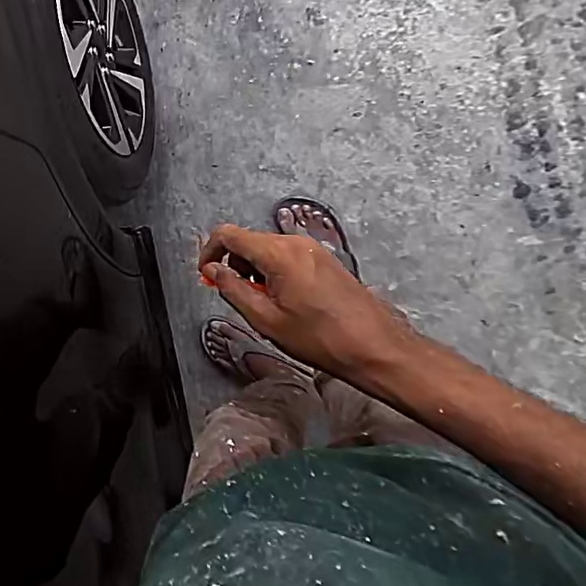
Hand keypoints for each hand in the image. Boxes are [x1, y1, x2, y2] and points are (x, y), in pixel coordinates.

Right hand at [198, 223, 415, 377]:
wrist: (379, 350)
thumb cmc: (323, 339)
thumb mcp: (265, 319)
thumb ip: (232, 289)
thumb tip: (213, 271)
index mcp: (279, 254)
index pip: (228, 235)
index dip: (209, 251)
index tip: (206, 272)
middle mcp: (296, 244)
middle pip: (248, 240)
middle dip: (233, 263)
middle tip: (234, 293)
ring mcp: (314, 250)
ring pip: (267, 248)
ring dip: (253, 268)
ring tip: (261, 301)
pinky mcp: (325, 260)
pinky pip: (287, 255)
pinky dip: (273, 270)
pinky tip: (282, 298)